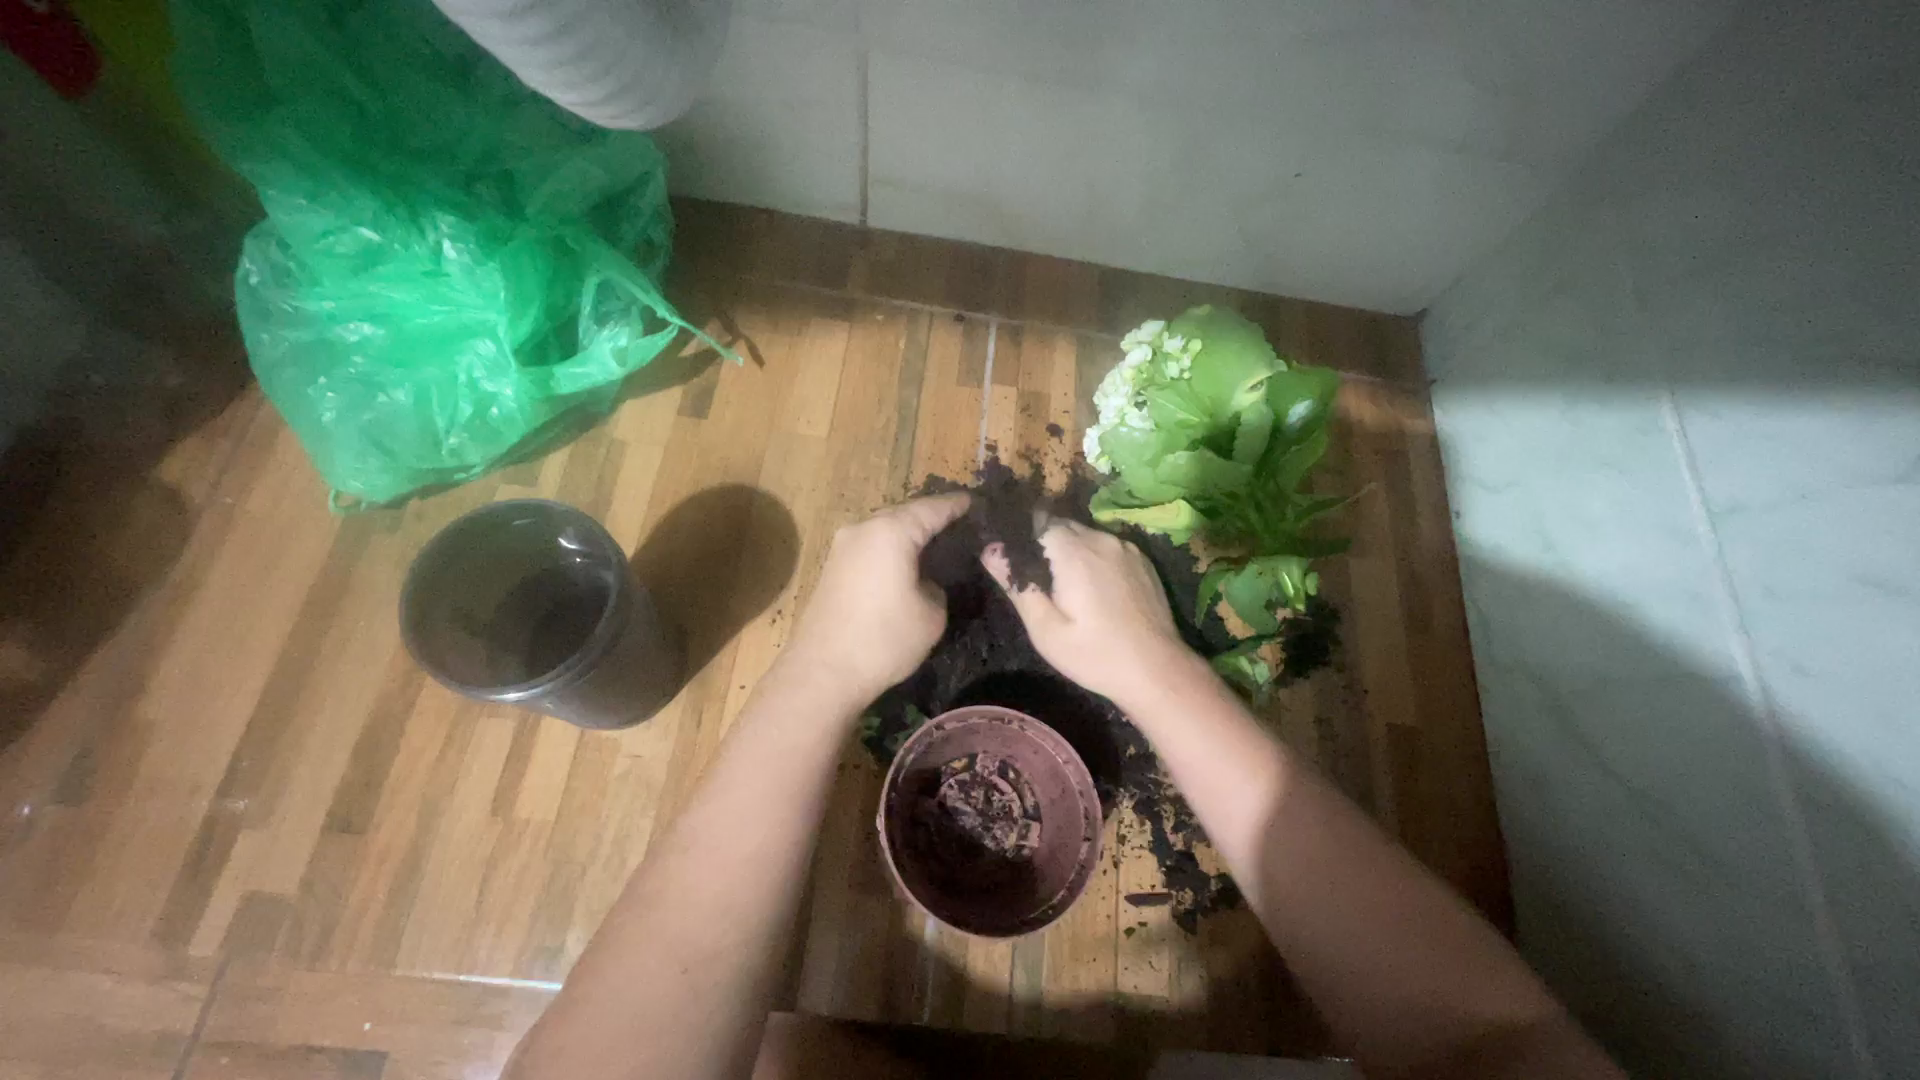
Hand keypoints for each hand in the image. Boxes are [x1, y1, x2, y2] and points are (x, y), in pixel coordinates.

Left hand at [779, 494, 969, 704]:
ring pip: (884, 530)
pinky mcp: (832, 567)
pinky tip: (905, 563)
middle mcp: (863, 529)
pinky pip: (870, 547)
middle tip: (958, 525)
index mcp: (892, 532)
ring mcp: (842, 547)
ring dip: (908, 534)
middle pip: (905, 513)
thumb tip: (923, 582)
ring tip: (934, 543)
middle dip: (930, 518)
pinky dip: (890, 550)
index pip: (933, 509)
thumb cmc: (883, 640)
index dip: (957, 506)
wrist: (822, 672)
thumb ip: (936, 587)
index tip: (975, 503)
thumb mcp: (931, 615)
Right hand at [982, 519, 1197, 707]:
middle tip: (1038, 579)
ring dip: (1071, 551)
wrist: (1156, 670)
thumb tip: (990, 549)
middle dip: (1045, 544)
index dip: (1022, 537)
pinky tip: (1094, 589)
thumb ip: (1018, 585)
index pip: (1038, 521)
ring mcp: (1125, 547)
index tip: (1015, 561)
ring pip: (1086, 535)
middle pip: (1062, 525)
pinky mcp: (1142, 560)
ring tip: (1066, 586)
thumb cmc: (1094, 655)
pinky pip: (1107, 547)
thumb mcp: (1045, 629)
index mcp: (1074, 552)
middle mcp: (1101, 539)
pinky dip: (1094, 558)